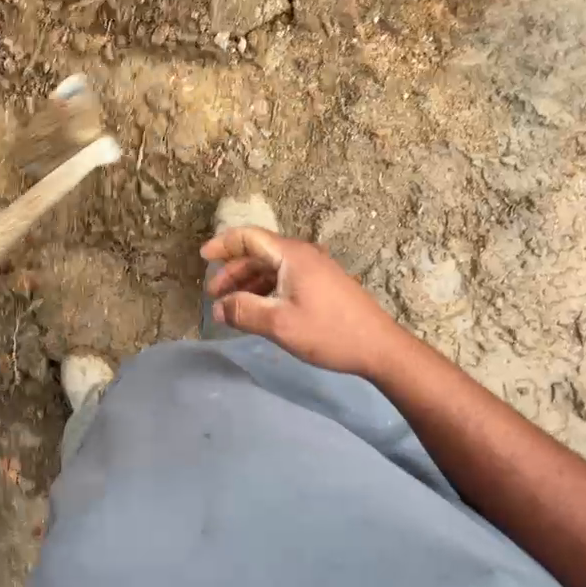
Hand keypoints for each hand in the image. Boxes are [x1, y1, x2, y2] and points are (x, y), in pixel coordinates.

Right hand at [202, 226, 410, 378]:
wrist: (382, 349)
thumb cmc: (329, 332)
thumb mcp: (279, 324)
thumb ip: (243, 312)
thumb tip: (218, 308)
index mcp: (290, 254)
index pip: (247, 237)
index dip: (222, 244)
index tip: (203, 258)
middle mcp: (302, 255)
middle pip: (257, 253)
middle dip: (232, 271)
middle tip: (214, 295)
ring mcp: (315, 269)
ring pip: (270, 267)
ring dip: (248, 283)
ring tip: (232, 306)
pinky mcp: (323, 285)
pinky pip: (284, 278)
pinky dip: (265, 289)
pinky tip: (258, 310)